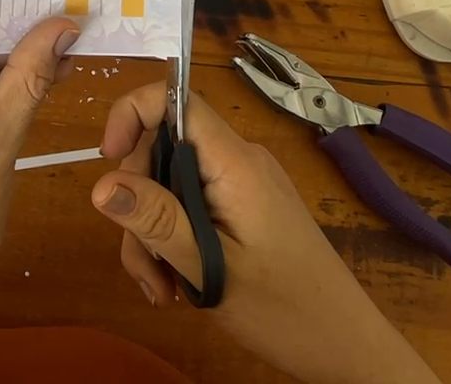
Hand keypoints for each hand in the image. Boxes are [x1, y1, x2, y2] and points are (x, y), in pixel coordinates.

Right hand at [90, 85, 441, 383]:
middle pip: (163, 149)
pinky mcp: (245, 205)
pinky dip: (175, 236)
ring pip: (172, 182)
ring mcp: (242, 182)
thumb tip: (100, 184)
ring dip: (154, 231)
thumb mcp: (210, 269)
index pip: (173, 98)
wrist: (350, 352)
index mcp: (234, 161)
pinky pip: (193, 201)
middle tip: (142, 265)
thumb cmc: (286, 311)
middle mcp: (238, 159)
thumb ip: (156, 221)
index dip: (130, 114)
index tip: (107, 161)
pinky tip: (177, 282)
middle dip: (138, 200)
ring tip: (161, 289)